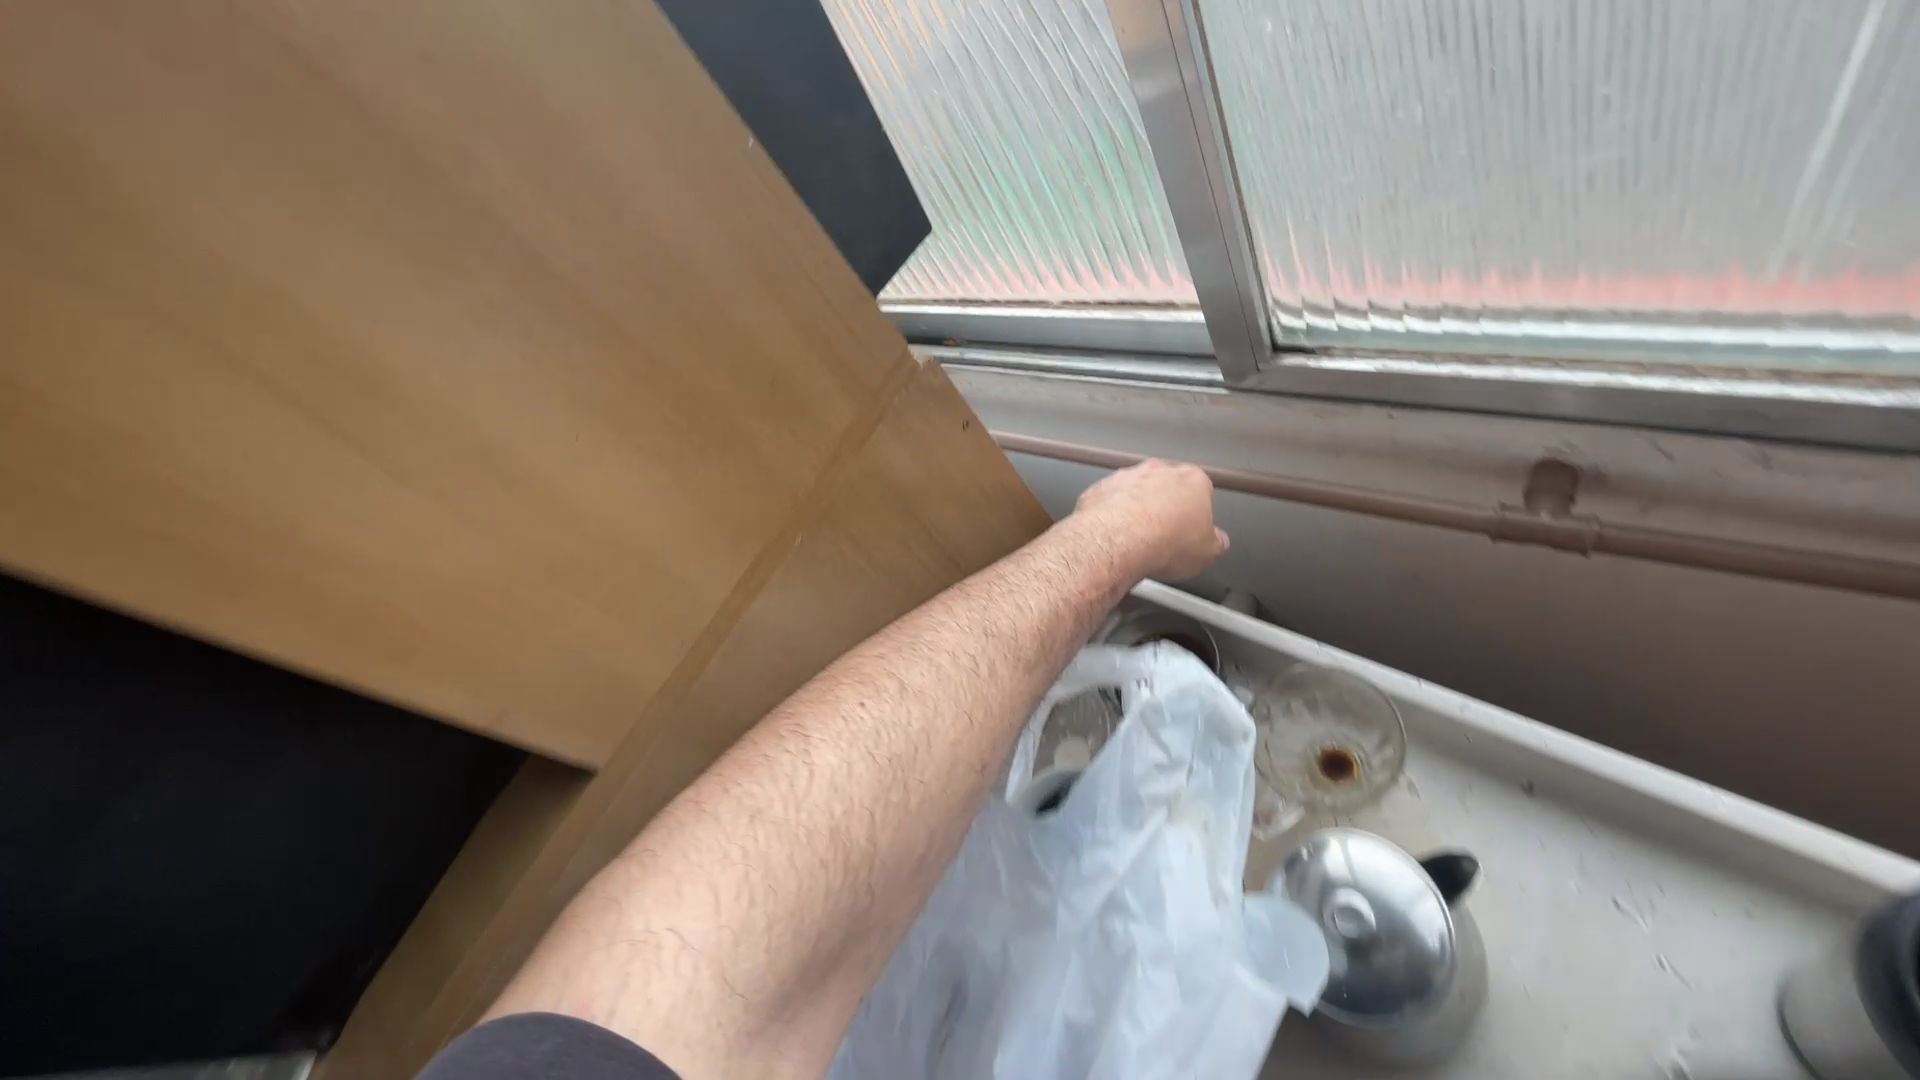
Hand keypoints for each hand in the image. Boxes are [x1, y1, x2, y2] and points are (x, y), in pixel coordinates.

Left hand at [1071, 458, 1228, 580]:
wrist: (1117, 542)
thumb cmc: (1162, 541)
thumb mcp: (1207, 552)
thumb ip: (1216, 542)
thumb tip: (1217, 543)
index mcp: (1192, 480)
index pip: (1202, 491)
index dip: (1196, 513)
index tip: (1192, 530)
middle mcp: (1159, 471)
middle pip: (1166, 487)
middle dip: (1165, 507)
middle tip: (1164, 536)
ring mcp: (1126, 477)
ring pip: (1135, 491)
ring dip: (1136, 509)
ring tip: (1136, 539)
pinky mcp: (1100, 488)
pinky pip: (1108, 500)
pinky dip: (1109, 515)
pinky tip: (1113, 536)